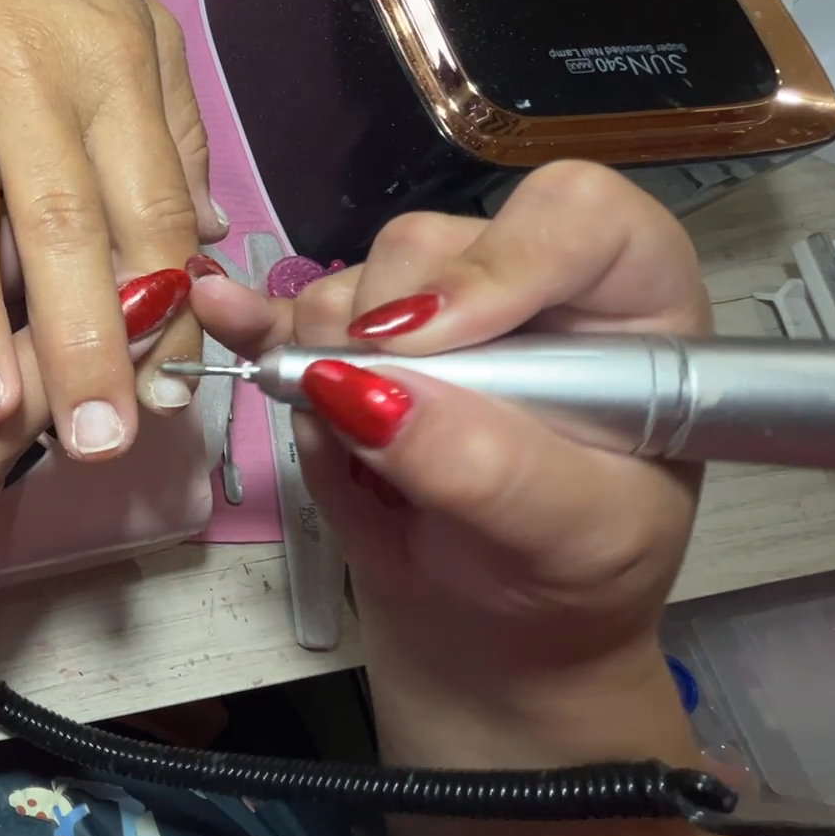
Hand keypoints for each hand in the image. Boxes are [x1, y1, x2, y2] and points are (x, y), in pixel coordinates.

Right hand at [0, 0, 218, 462]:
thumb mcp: (139, 40)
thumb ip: (172, 142)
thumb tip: (202, 243)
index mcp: (114, 77)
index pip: (151, 211)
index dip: (164, 308)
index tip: (165, 395)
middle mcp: (33, 85)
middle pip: (63, 223)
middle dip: (82, 339)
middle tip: (93, 439)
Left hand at [0, 235, 187, 630]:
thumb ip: (61, 362)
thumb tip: (155, 304)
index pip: (21, 229)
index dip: (100, 252)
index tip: (178, 281)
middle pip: (28, 274)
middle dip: (98, 302)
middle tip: (175, 331)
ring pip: (26, 323)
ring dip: (81, 345)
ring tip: (152, 364)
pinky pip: (13, 366)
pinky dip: (56, 378)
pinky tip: (103, 393)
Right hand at [193, 162, 710, 707]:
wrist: (480, 612)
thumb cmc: (557, 575)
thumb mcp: (562, 534)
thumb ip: (478, 464)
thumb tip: (353, 389)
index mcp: (614, 315)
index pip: (572, 223)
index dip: (494, 263)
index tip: (424, 343)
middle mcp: (507, 294)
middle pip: (427, 246)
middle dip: (385, 326)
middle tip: (376, 413)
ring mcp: (408, 320)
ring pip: (341, 289)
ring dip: (322, 358)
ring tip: (351, 445)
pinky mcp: (334, 349)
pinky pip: (278, 317)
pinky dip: (247, 320)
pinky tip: (220, 307)